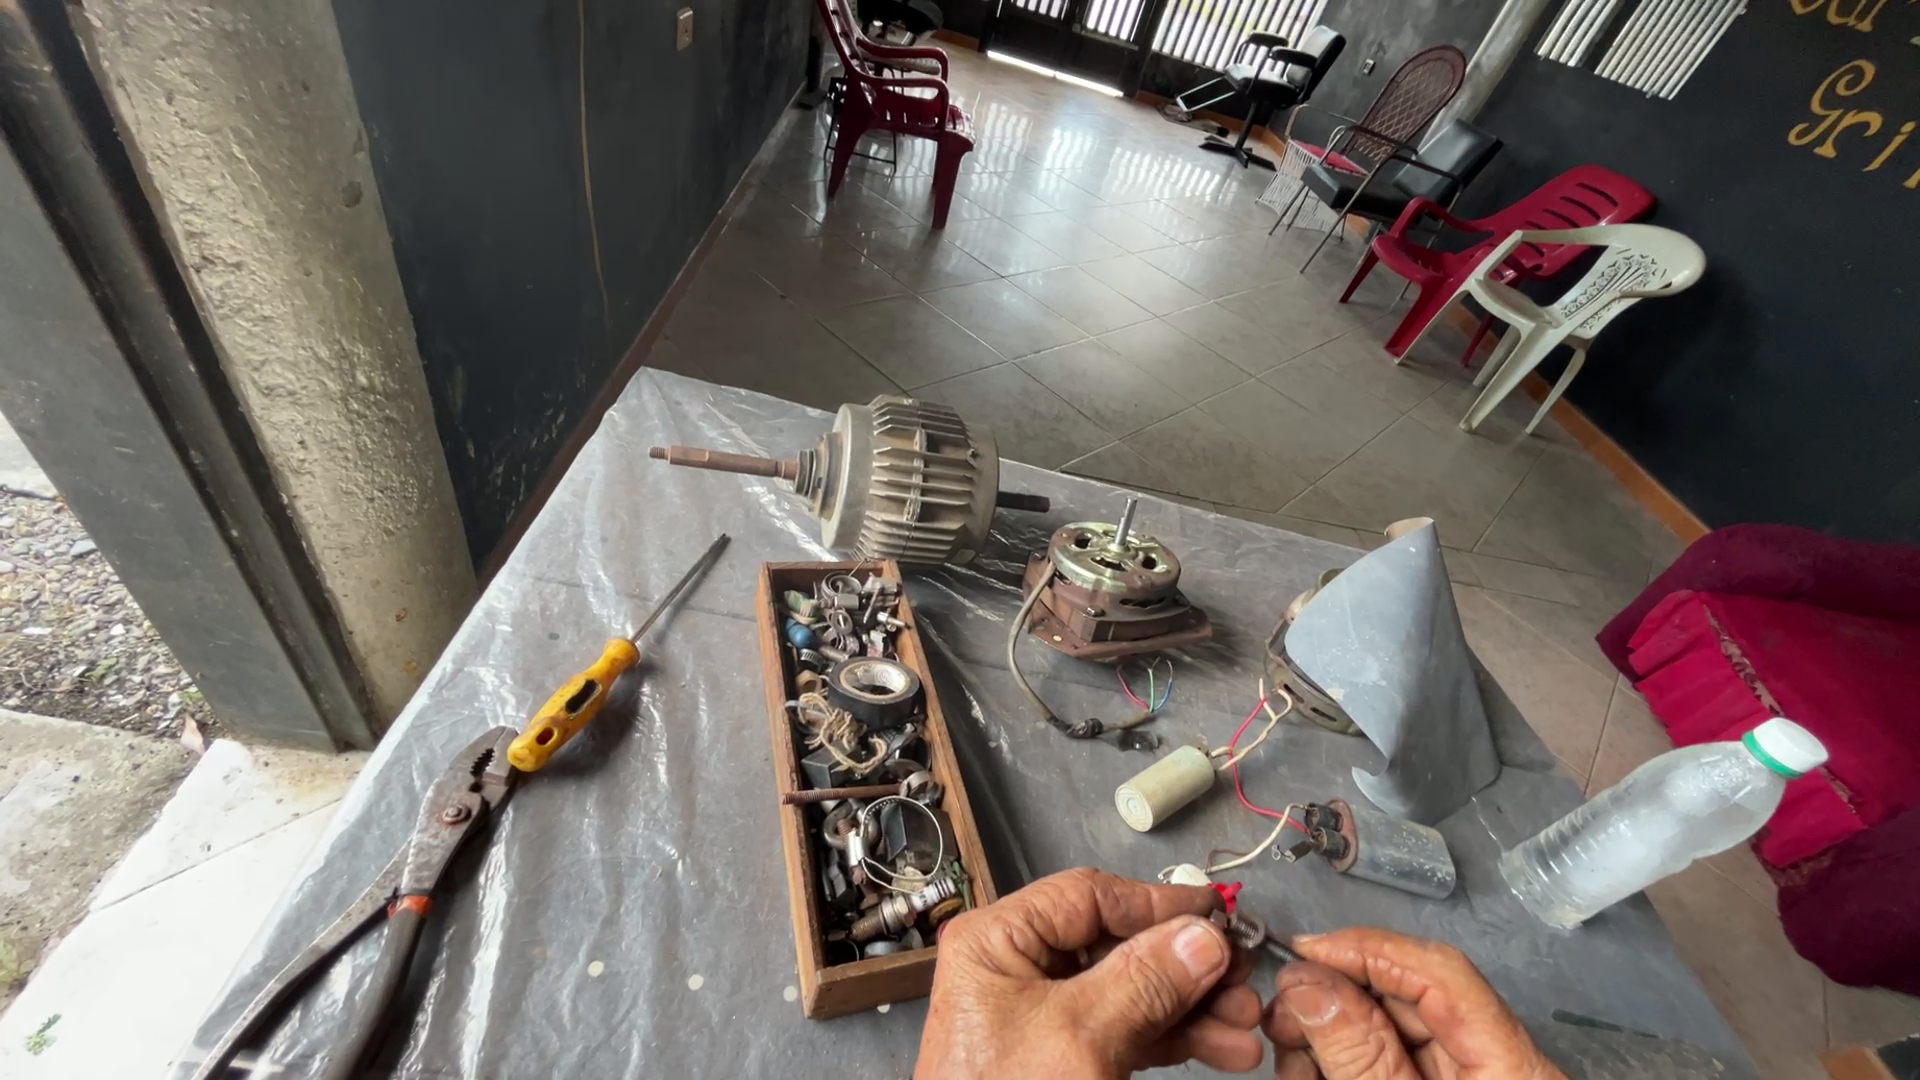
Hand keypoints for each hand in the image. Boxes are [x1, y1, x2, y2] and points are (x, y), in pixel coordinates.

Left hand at [916, 867, 1263, 1077]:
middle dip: (1183, 963)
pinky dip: (1173, 1038)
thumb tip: (1206, 935)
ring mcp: (1042, 1015)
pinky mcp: (1063, 1058)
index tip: (1218, 912)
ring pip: (1128, 990)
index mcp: (998, 939)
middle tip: (1245, 974)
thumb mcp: (1080, 1039)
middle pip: (1114, 944)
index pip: (1086, 897)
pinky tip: (1226, 1048)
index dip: (1155, 904)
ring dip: (1190, 1005)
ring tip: (1249, 1020)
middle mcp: (1018, 966)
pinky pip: (1125, 1031)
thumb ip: (1145, 980)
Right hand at [1263, 927, 1566, 1079]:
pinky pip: (1390, 1060)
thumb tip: (1304, 975)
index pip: (1441, 971)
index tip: (1300, 953)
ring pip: (1388, 1026)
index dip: (1366, 947)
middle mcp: (1500, 1063)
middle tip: (1278, 1017)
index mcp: (1514, 1069)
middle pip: (1407, 996)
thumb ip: (1359, 1054)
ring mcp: (1473, 1079)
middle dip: (1332, 996)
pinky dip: (1340, 1060)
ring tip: (1288, 1056)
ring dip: (1326, 1032)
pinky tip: (1309, 1071)